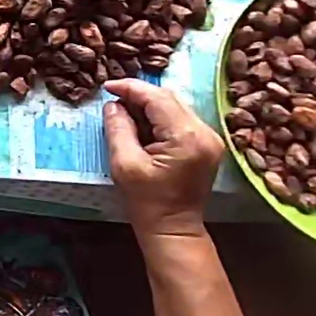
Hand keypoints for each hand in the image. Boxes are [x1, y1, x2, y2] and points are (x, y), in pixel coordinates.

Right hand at [102, 79, 224, 239]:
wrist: (173, 228)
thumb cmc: (146, 201)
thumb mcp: (124, 163)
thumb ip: (118, 128)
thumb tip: (113, 104)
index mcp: (186, 137)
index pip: (157, 98)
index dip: (130, 88)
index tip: (106, 86)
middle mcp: (205, 132)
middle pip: (169, 98)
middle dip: (139, 94)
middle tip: (113, 100)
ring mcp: (209, 138)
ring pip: (174, 105)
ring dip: (148, 105)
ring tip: (124, 112)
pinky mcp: (206, 144)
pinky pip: (179, 118)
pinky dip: (158, 116)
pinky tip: (141, 124)